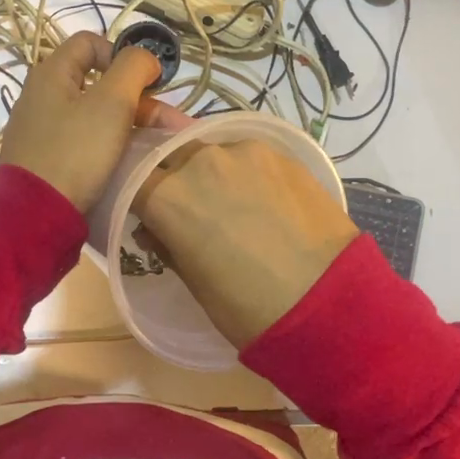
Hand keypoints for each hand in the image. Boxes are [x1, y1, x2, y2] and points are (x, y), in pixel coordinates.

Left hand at [0, 32, 160, 211]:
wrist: (35, 215)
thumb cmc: (76, 152)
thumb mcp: (111, 103)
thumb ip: (132, 68)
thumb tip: (144, 58)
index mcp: (51, 73)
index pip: (90, 42)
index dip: (122, 55)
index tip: (146, 83)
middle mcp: (42, 96)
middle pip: (98, 83)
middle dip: (140, 99)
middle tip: (172, 123)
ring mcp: (42, 130)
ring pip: (95, 115)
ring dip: (132, 124)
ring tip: (164, 146)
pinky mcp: (46, 159)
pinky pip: (84, 141)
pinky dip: (110, 145)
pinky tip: (132, 162)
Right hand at [133, 140, 359, 348]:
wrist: (327, 303)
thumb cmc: (246, 306)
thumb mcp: (192, 281)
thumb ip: (166, 244)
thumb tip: (155, 227)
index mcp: (166, 197)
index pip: (132, 179)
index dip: (136, 195)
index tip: (144, 212)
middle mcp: (199, 162)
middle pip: (171, 157)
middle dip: (173, 179)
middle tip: (191, 211)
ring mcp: (244, 152)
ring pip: (213, 153)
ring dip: (212, 174)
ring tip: (235, 208)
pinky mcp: (283, 153)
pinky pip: (250, 157)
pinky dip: (247, 174)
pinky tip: (265, 204)